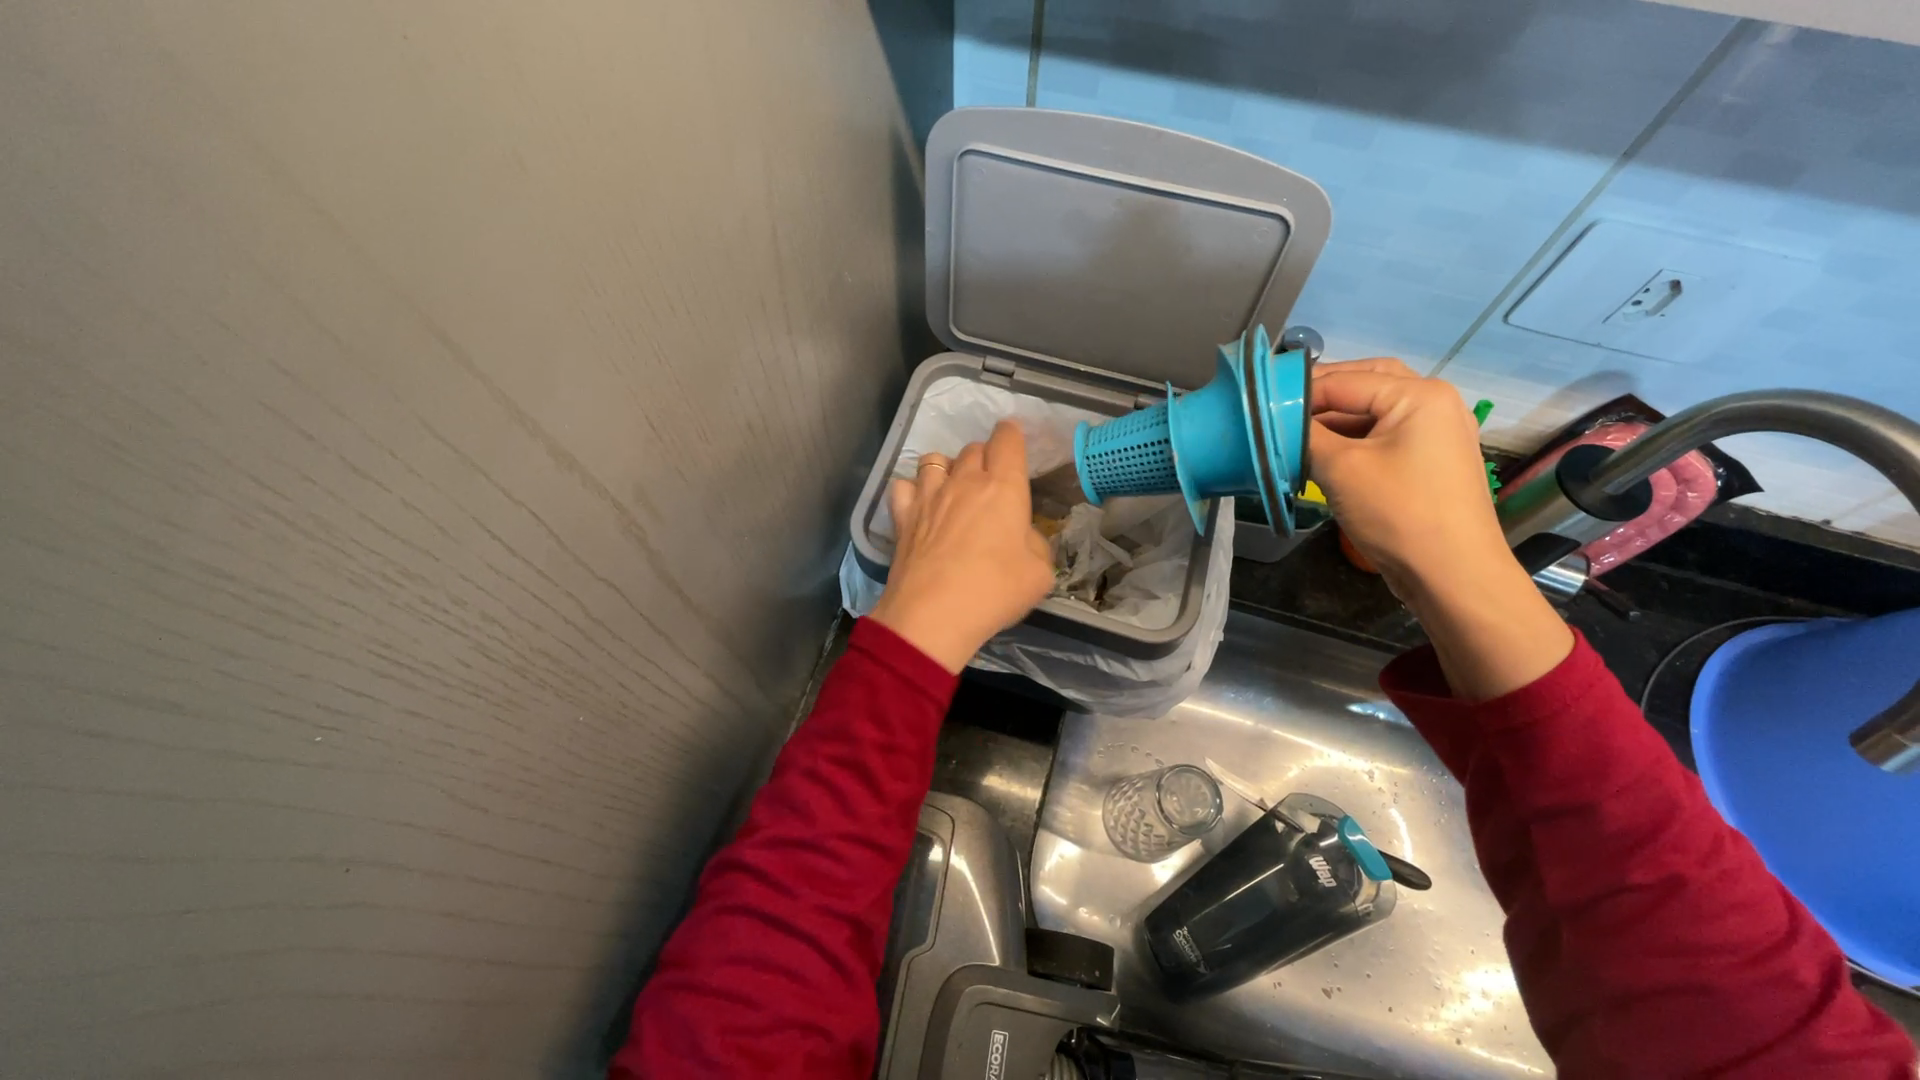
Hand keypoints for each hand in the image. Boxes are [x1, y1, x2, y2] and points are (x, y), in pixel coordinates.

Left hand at [870, 421, 1055, 673]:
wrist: (933, 615)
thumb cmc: (994, 591)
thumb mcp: (1040, 573)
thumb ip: (1035, 545)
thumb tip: (1022, 536)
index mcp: (1004, 486)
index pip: (1008, 439)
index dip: (1013, 436)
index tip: (1015, 446)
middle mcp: (965, 481)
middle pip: (974, 448)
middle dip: (985, 458)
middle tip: (992, 484)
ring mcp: (928, 496)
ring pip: (936, 459)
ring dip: (948, 468)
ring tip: (953, 490)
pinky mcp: (902, 516)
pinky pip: (904, 485)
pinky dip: (913, 489)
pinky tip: (920, 506)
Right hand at [1309, 359, 1571, 700]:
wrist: (1453, 575)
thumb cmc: (1398, 513)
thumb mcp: (1340, 469)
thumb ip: (1305, 434)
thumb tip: (1276, 419)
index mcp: (1420, 394)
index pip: (1344, 379)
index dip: (1297, 391)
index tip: (1256, 406)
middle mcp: (1435, 402)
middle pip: (1365, 383)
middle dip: (1321, 395)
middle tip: (1279, 411)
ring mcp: (1437, 433)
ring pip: (1374, 411)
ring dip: (1335, 419)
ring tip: (1294, 436)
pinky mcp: (1430, 460)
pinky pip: (1384, 435)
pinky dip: (1352, 439)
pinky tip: (1322, 456)